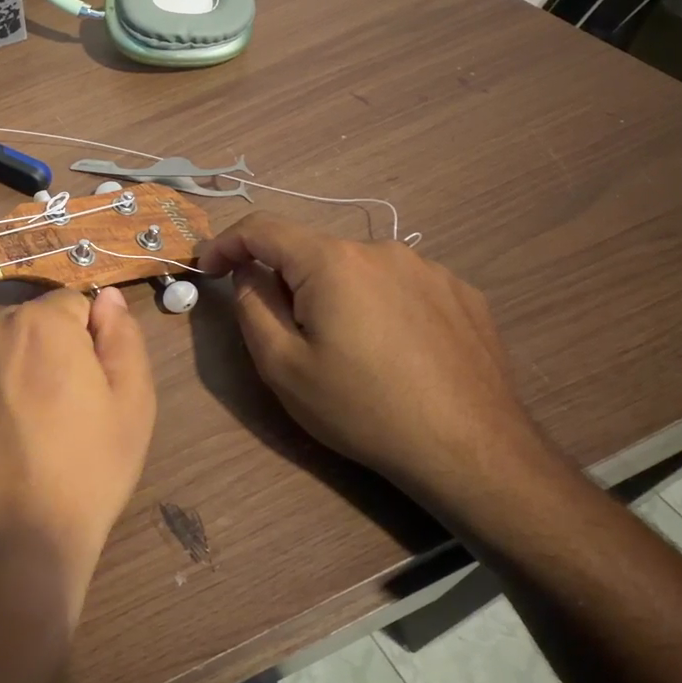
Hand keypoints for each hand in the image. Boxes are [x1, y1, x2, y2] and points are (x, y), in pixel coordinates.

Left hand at [0, 288, 154, 595]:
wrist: (17, 531)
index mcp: (44, 322)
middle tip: (54, 406)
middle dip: (41, 350)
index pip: (70, 306)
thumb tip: (107, 298)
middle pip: (24, 322)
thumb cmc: (87, 470)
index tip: (86, 383)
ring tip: (12, 418)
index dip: (84, 342)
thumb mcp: (133, 406)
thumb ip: (122, 339)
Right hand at [200, 213, 543, 502]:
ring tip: (347, 350)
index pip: (262, 229)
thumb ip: (252, 305)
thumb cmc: (362, 409)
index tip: (207, 269)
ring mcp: (431, 270)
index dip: (225, 243)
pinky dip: (381, 306)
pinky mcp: (464, 296)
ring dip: (337, 295)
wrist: (473, 453)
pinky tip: (393, 352)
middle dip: (288, 282)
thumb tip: (249, 273)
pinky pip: (401, 287)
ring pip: (359, 270)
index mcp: (333, 261)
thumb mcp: (281, 365)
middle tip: (286, 335)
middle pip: (313, 252)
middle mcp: (383, 250)